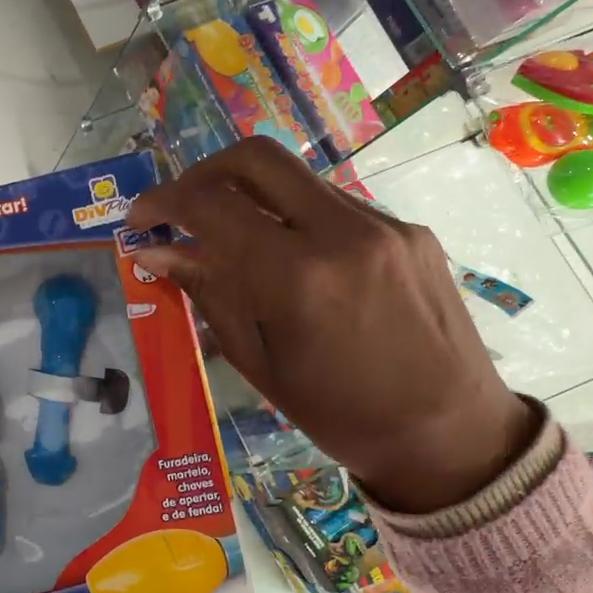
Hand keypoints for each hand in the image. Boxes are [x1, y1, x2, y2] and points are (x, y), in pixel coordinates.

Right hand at [124, 138, 539, 513]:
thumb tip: (155, 251)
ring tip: (228, 239)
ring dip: (248, 194)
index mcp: (297, 275)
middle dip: (202, 174)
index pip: (210, 203)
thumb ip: (207, 291)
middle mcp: (343, 232)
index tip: (139, 220)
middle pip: (255, 158)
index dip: (162, 201)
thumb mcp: (256, 359)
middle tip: (180, 209)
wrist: (452, 434)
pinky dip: (291, 217)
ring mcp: (384, 225)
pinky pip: (332, 204)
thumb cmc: (337, 412)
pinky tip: (286, 259)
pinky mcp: (408, 231)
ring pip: (296, 178)